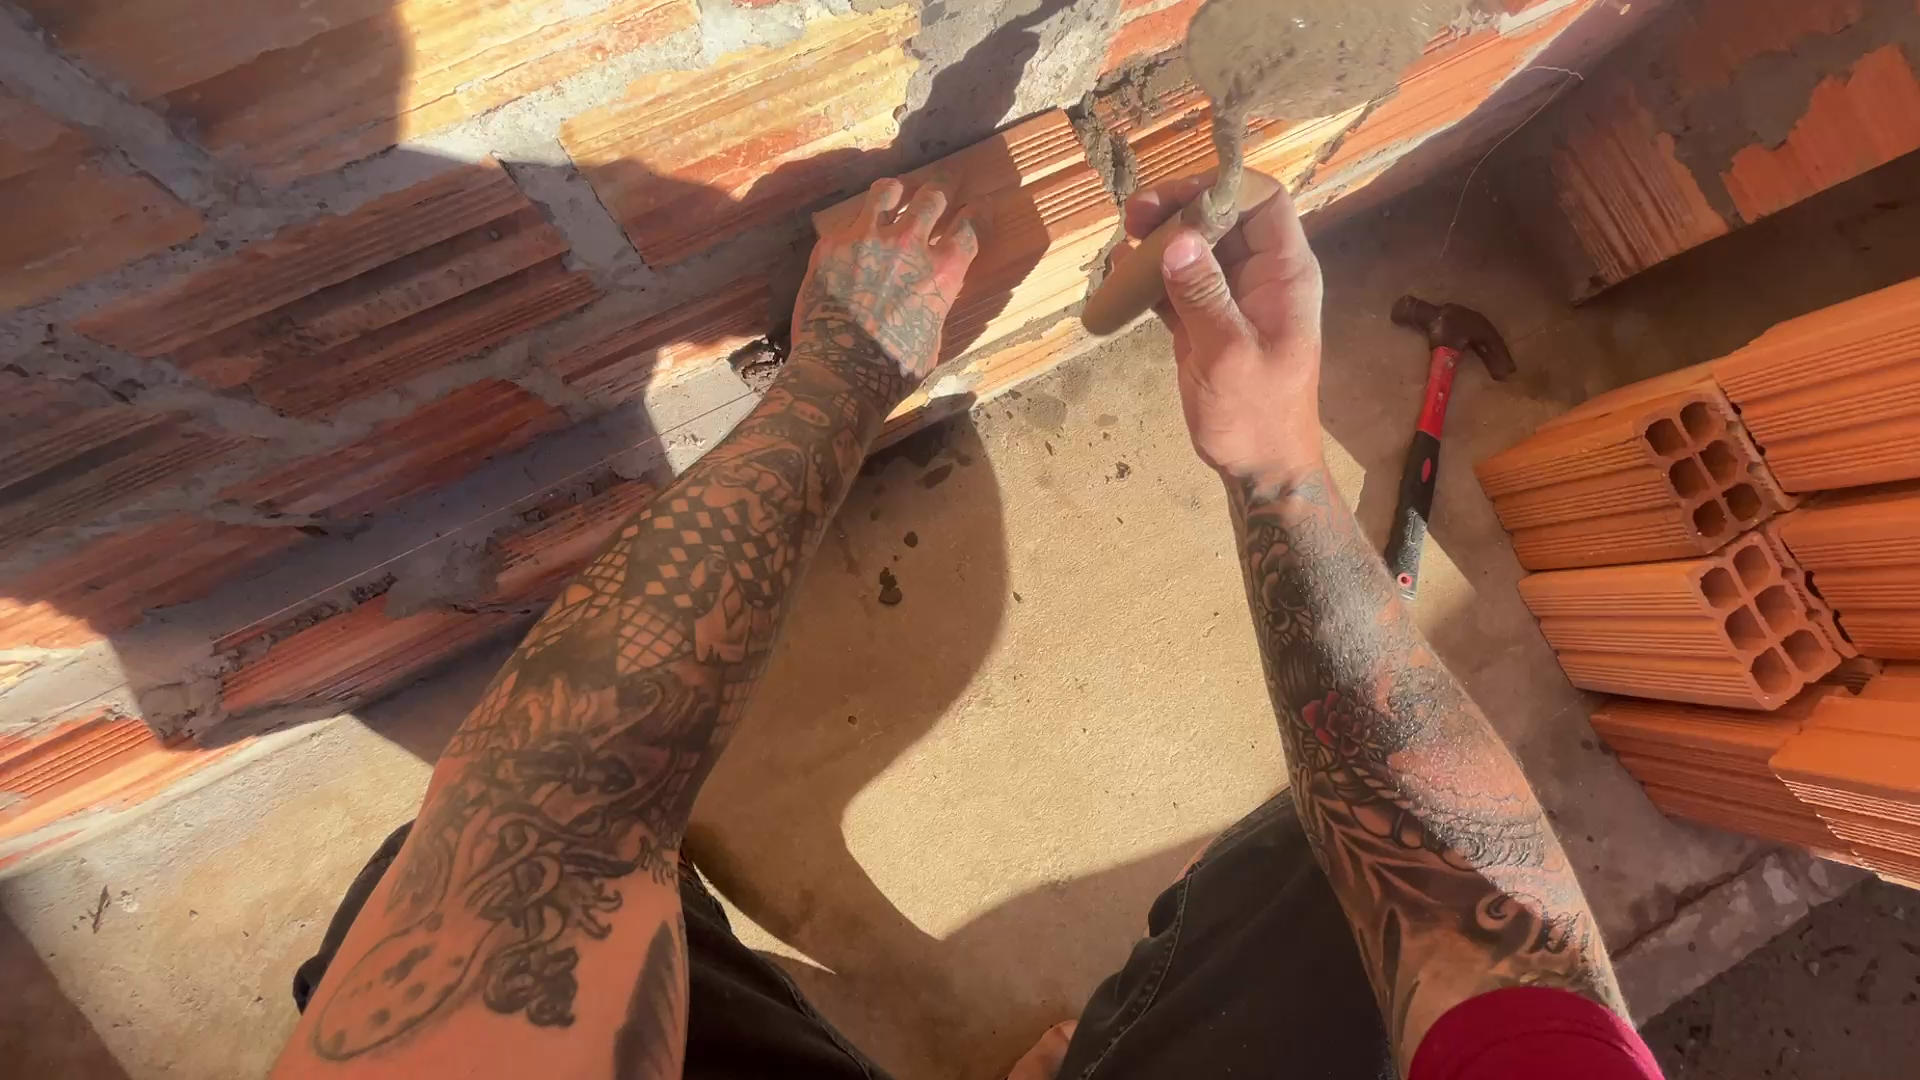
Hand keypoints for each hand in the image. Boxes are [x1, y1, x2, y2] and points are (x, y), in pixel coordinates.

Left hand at [791, 177, 981, 412]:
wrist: (839, 371)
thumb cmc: (893, 369)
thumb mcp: (932, 339)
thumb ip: (934, 307)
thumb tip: (929, 300)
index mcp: (943, 272)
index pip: (970, 226)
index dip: (978, 213)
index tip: (979, 207)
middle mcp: (909, 244)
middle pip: (933, 195)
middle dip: (943, 186)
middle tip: (944, 184)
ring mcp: (867, 238)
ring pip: (887, 191)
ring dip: (897, 191)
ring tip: (896, 192)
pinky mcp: (832, 244)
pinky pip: (849, 221)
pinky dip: (858, 225)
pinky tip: (856, 235)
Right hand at [1122, 175, 1324, 485]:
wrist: (1256, 464)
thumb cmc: (1256, 414)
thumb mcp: (1230, 355)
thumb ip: (1204, 297)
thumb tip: (1177, 242)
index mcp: (1284, 273)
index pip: (1262, 202)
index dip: (1219, 189)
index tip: (1171, 198)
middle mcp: (1258, 276)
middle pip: (1221, 220)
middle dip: (1177, 211)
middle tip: (1133, 215)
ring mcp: (1228, 300)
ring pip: (1194, 252)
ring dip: (1158, 244)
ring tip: (1122, 242)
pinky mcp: (1201, 324)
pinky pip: (1175, 289)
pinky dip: (1149, 281)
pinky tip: (1120, 276)